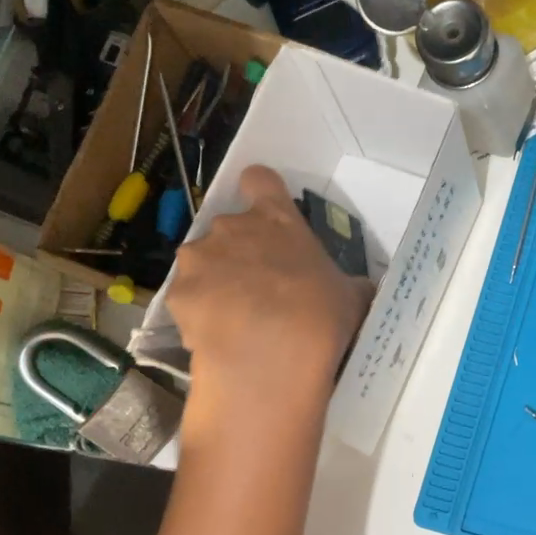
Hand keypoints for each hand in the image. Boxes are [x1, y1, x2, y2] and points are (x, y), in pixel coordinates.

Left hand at [167, 165, 370, 384]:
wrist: (274, 355)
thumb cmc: (322, 316)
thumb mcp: (352, 298)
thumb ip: (349, 285)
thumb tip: (358, 289)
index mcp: (276, 219)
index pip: (260, 180)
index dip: (262, 193)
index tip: (268, 213)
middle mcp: (230, 227)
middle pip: (229, 229)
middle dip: (241, 255)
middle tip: (263, 291)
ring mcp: (198, 259)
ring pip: (203, 264)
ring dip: (217, 284)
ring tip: (239, 321)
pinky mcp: (177, 294)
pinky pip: (189, 301)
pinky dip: (201, 316)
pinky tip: (222, 340)